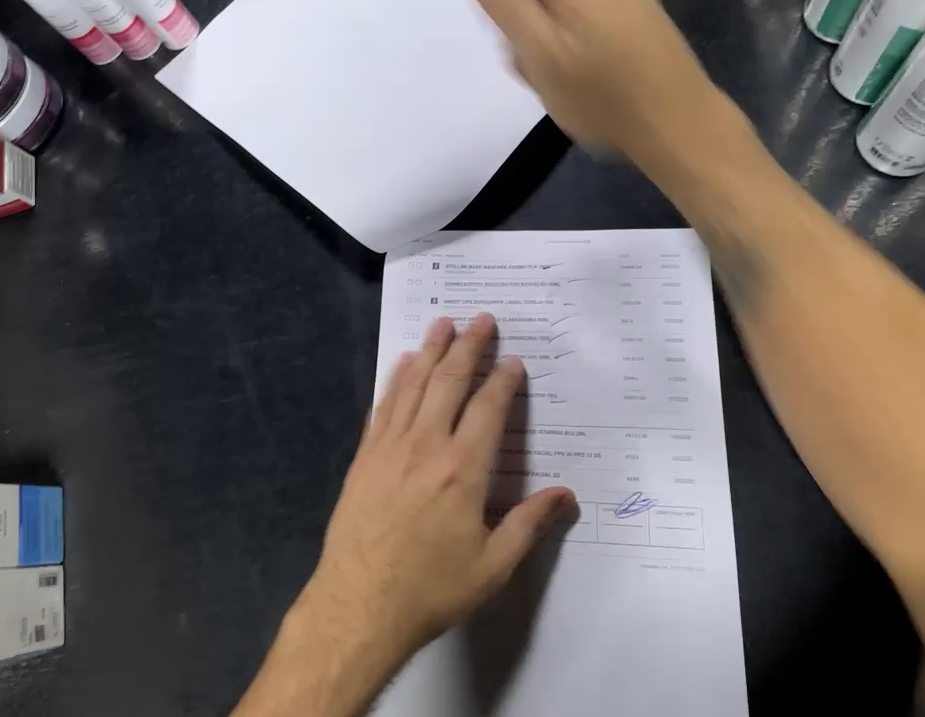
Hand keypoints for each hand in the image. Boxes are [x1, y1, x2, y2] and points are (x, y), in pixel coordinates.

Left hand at [300, 314, 573, 664]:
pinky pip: (383, 405)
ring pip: (413, 384)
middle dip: (468, 347)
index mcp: (463, 469)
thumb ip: (530, 525)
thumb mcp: (492, 567)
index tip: (513, 359)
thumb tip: (566, 494)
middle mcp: (427, 445)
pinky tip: (401, 363)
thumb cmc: (431, 588)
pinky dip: (395, 378)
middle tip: (482, 319)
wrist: (358, 605)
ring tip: (443, 323)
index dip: (503, 380)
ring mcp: (390, 447)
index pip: (488, 408)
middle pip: (449, 382)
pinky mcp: (364, 456)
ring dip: (430, 350)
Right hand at [459, 0, 723, 161]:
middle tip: (538, 67)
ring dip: (549, 32)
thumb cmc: (602, 97)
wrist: (679, 125)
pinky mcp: (639, 5)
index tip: (511, 30)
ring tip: (563, 77)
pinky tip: (587, 72)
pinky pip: (589, 7)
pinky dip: (578, 36)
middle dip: (527, 16)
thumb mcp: (539, 52)